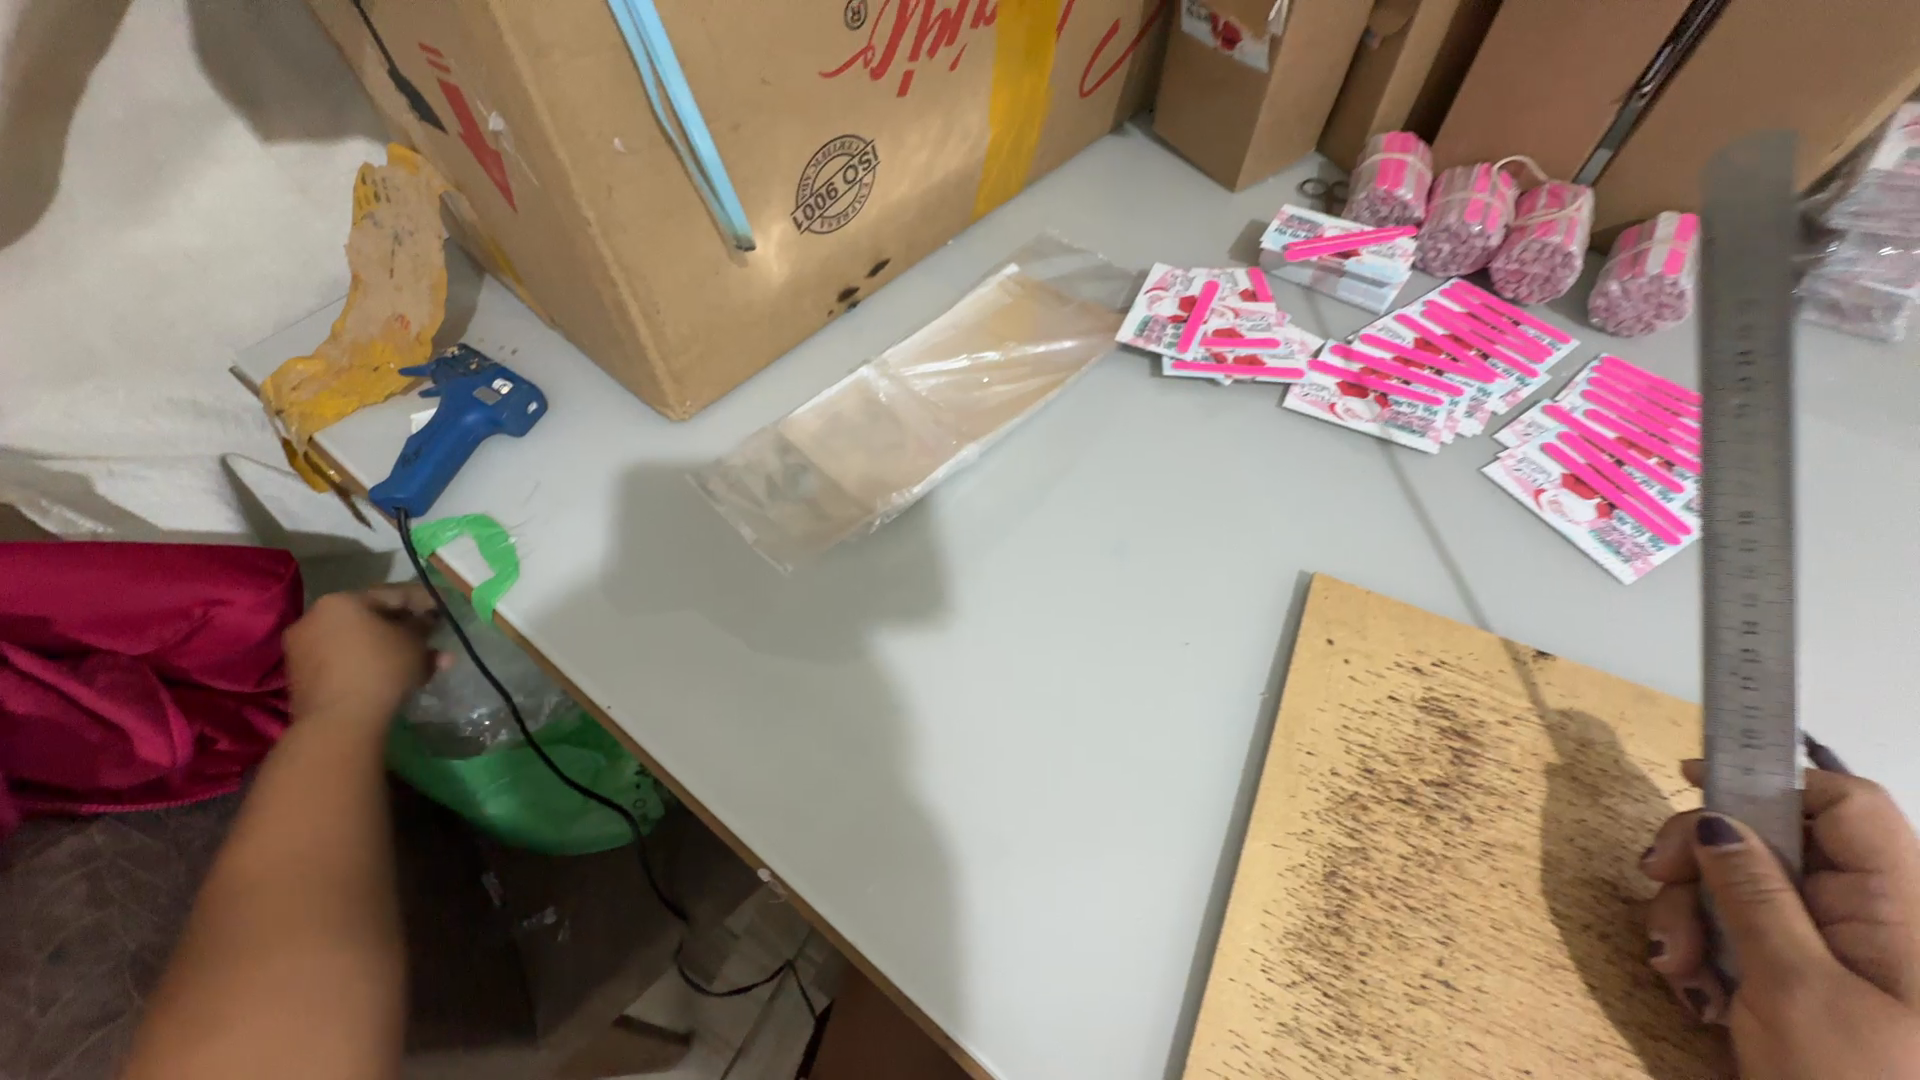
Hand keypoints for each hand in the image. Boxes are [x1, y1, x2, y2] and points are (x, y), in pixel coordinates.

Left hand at [283, 585, 445, 722]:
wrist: (338, 721)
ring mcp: (305, 648)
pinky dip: (374, 664)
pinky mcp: (305, 675)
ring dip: (396, 650)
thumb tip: (427, 620)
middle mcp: (316, 618)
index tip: (448, 606)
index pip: (394, 593)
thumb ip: (424, 624)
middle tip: (436, 638)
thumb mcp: (415, 642)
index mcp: (341, 601)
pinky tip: (401, 677)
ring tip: (427, 665)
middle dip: (410, 630)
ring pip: (363, 642)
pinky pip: (349, 660)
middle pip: (375, 618)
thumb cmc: (381, 668)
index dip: (427, 599)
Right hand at [1641, 760, 1919, 1078]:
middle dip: (1700, 856)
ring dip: (1689, 914)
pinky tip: (1695, 988)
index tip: (1691, 780)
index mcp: (1900, 911)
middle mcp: (1872, 918)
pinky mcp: (1806, 974)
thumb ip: (1754, 895)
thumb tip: (1717, 818)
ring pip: (1740, 886)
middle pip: (1771, 839)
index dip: (1773, 777)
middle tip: (1655, 878)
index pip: (1847, 805)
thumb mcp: (1794, 989)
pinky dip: (1703, 948)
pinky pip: (1740, 931)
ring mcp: (1838, 949)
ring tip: (1677, 969)